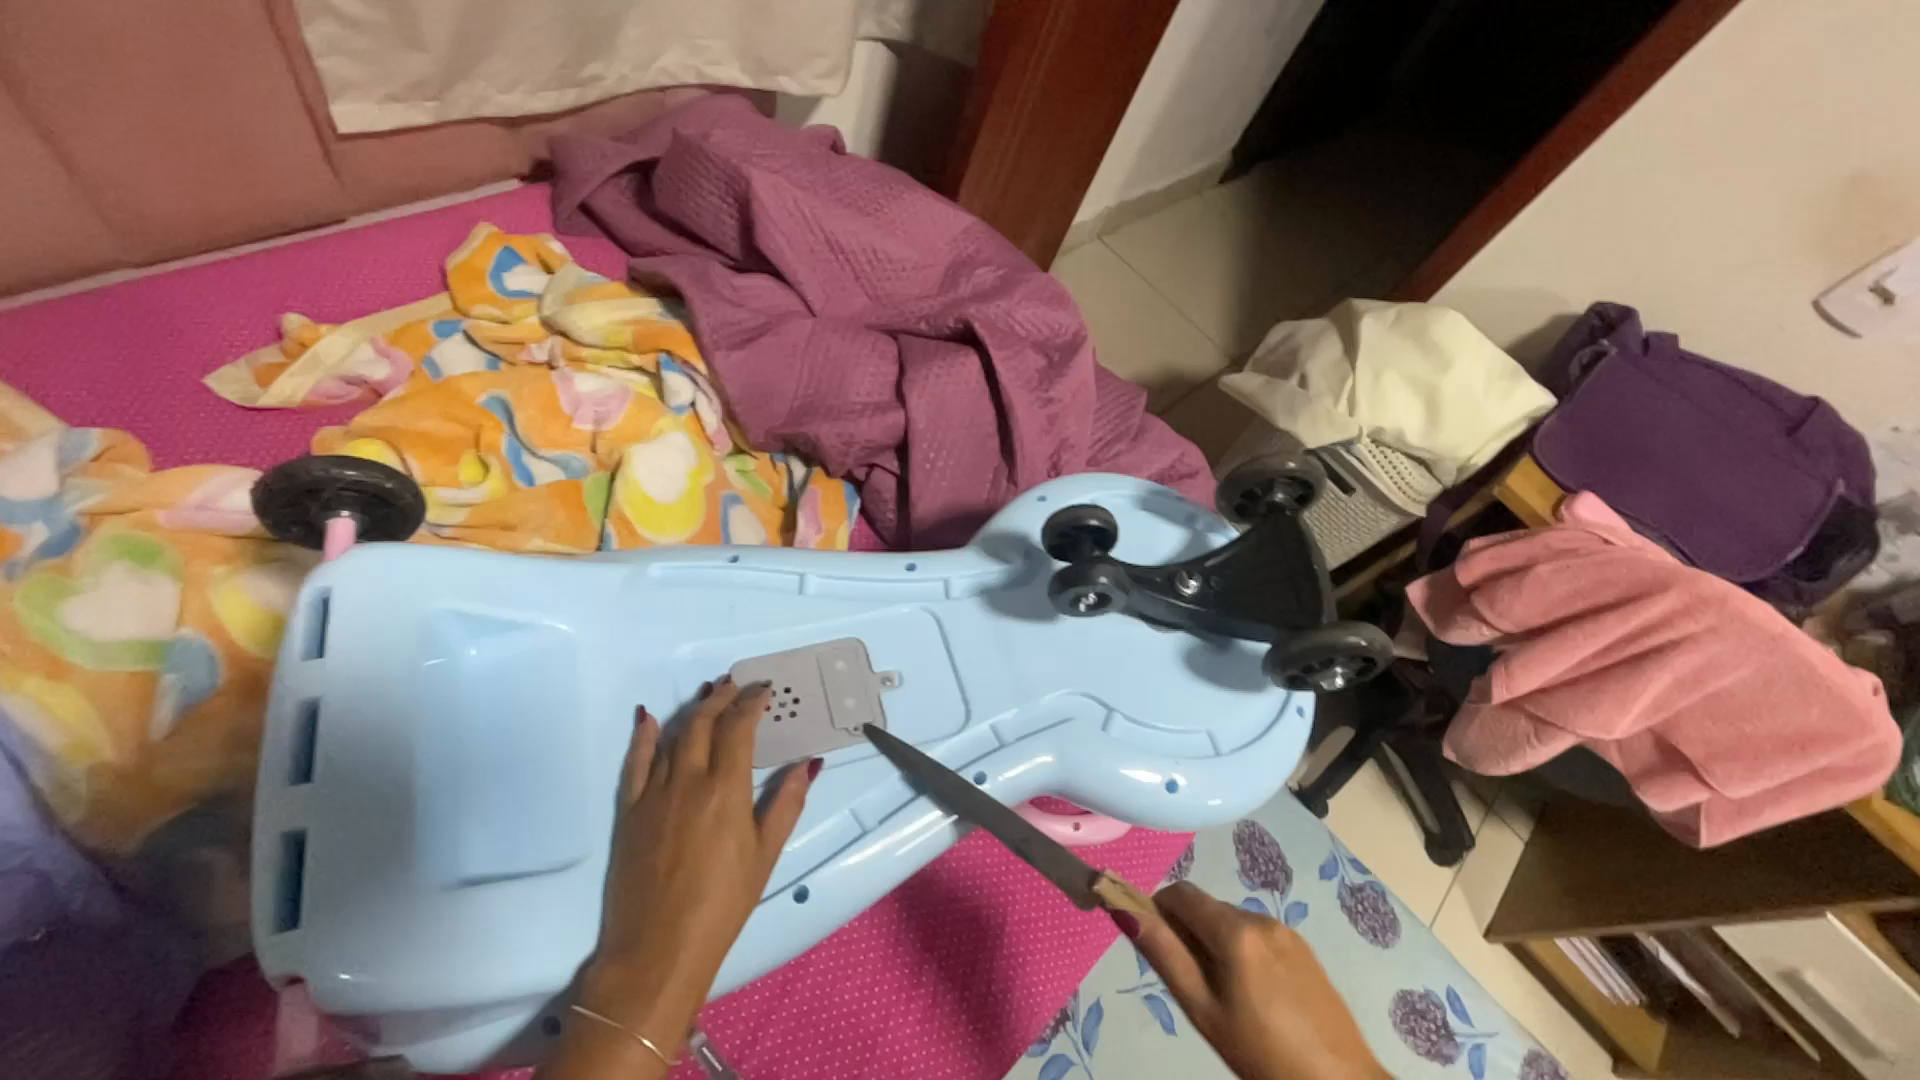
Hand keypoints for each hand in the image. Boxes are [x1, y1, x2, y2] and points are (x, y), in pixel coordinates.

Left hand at [540, 678, 814, 1078]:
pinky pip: (635, 763)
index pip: (739, 727)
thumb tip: (807, 763)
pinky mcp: (628, 811)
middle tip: (736, 683)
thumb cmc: (722, 904)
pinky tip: (649, 719)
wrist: (657, 948)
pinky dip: (644, 736)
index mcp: (725, 789)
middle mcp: (687, 780)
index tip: (764, 691)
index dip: (752, 703)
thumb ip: (785, 803)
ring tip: (708, 694)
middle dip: (722, 697)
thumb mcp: (765, 854)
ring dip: (693, 711)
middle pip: (704, 722)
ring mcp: (653, 794)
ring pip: (673, 737)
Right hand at [1122, 881, 1388, 1079]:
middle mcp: (1260, 917)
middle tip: (1190, 983)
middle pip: (1205, 906)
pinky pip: (1256, 934)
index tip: (1155, 947)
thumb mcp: (1202, 1009)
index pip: (1178, 893)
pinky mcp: (1303, 948)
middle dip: (1187, 930)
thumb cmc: (1260, 1052)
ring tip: (1223, 994)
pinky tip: (1253, 994)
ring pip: (1230, 920)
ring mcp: (1286, 931)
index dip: (1157, 910)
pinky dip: (1240, 950)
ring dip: (1213, 941)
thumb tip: (1124, 909)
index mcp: (1234, 929)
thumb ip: (1164, 954)